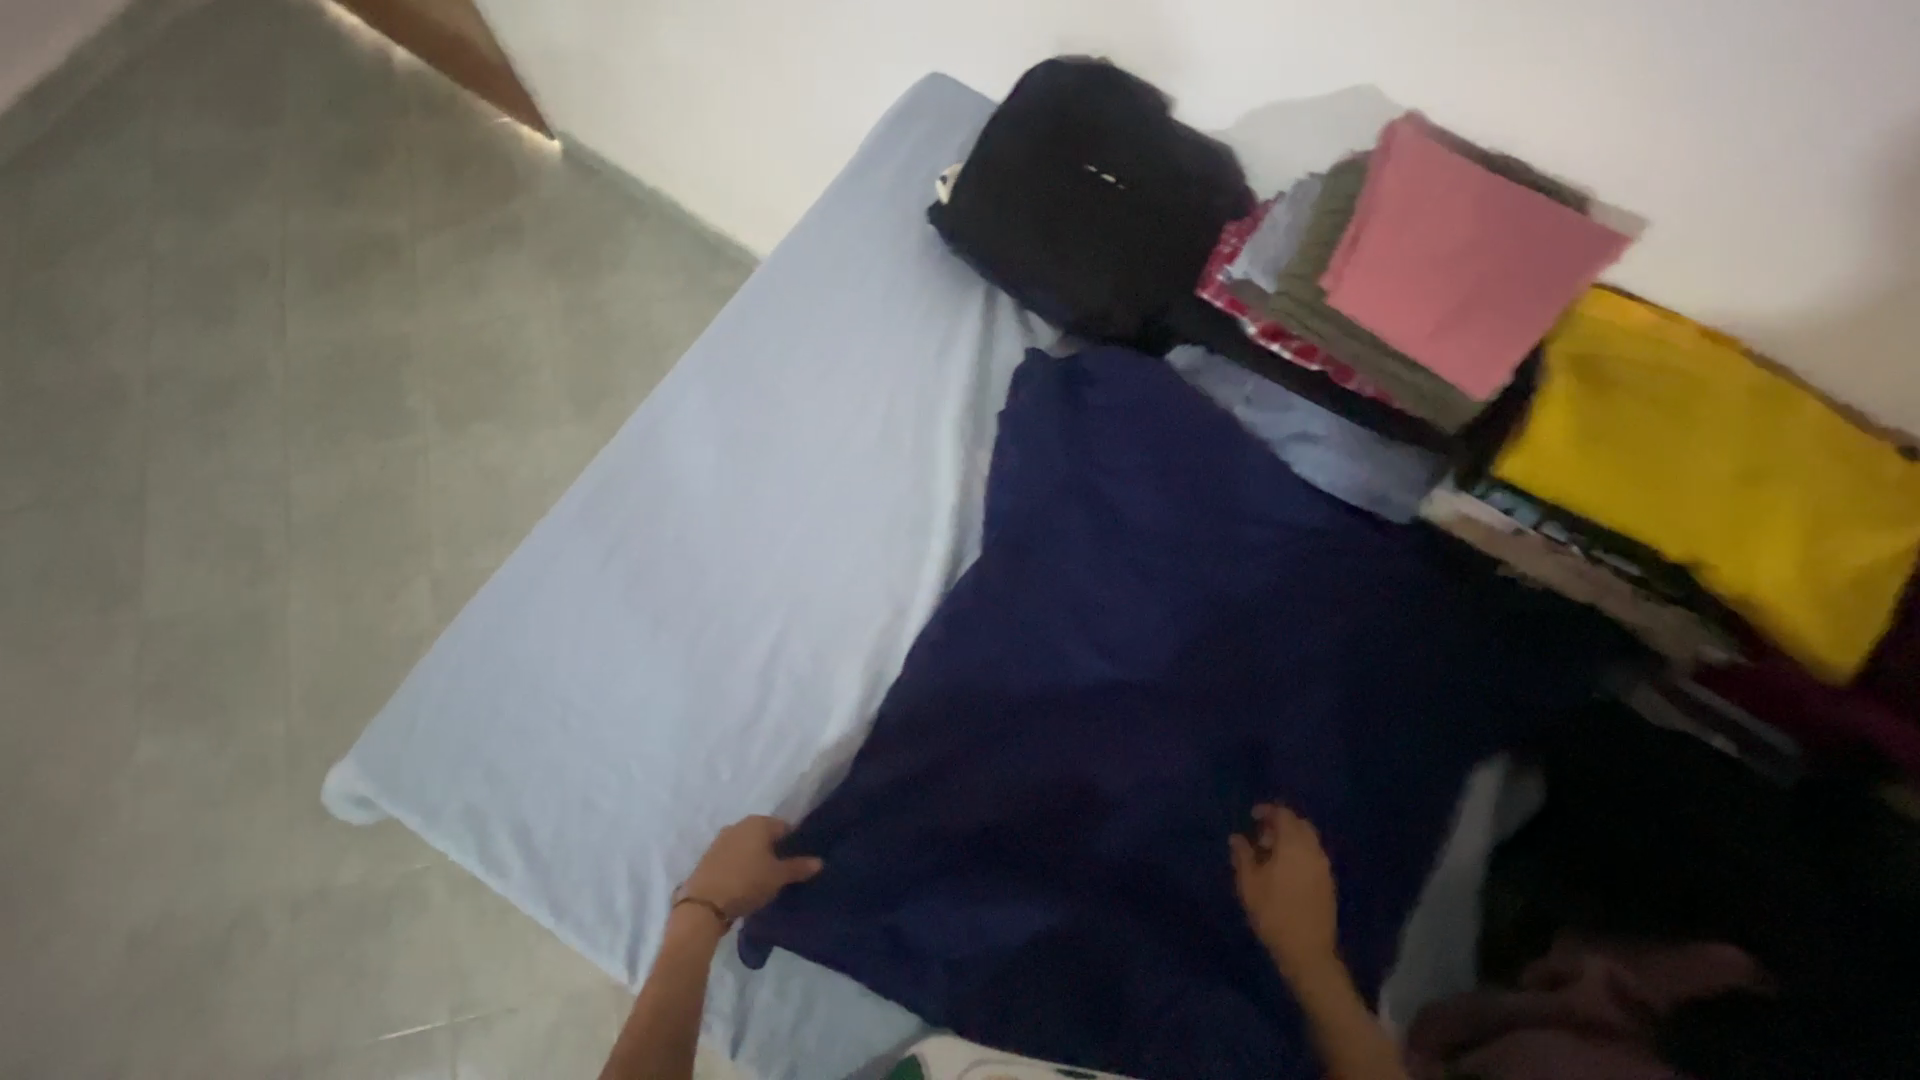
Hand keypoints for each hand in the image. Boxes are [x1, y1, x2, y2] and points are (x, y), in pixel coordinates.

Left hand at [681, 816, 823, 919]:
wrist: (703, 904)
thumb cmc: (747, 882)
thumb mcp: (778, 877)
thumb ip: (799, 867)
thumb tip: (819, 862)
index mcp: (758, 822)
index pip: (785, 827)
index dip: (794, 844)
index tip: (797, 863)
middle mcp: (739, 825)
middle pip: (764, 836)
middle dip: (774, 851)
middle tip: (782, 873)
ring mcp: (720, 840)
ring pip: (747, 846)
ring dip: (755, 859)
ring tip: (763, 881)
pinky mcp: (708, 857)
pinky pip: (732, 857)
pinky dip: (740, 866)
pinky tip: (744, 884)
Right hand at [1230, 803, 1339, 981]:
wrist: (1308, 951)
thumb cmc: (1273, 913)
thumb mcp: (1248, 883)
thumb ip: (1242, 855)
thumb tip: (1237, 838)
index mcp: (1293, 846)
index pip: (1284, 815)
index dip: (1267, 810)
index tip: (1252, 816)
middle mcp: (1313, 851)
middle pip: (1300, 824)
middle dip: (1281, 823)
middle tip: (1260, 836)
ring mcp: (1324, 867)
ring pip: (1309, 841)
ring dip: (1291, 839)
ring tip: (1270, 855)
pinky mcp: (1328, 883)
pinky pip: (1313, 856)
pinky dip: (1299, 853)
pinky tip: (1284, 870)